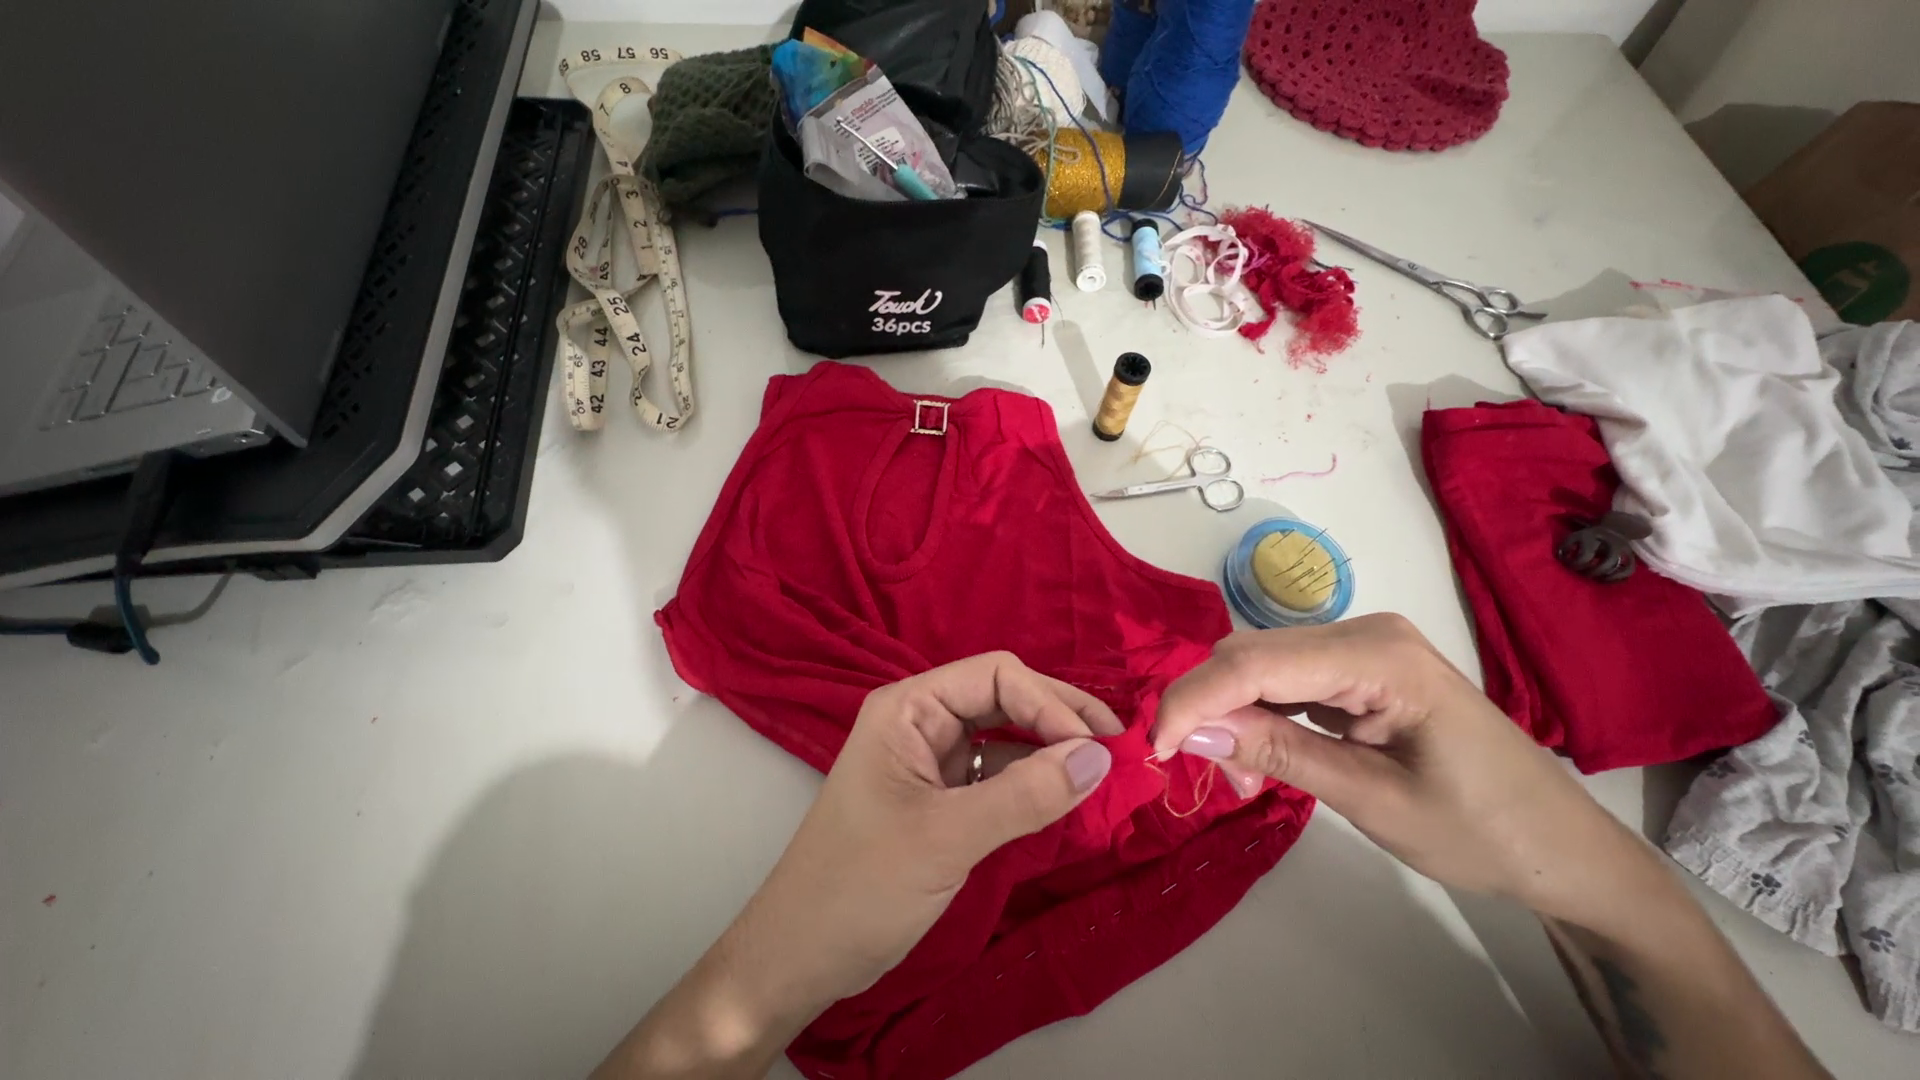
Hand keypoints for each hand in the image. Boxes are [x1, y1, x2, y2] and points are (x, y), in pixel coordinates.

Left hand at [749, 651, 1120, 1004]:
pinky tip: (1063, 797)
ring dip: (1049, 751)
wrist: (800, 957)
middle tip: (1117, 748)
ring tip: (1101, 772)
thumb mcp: (946, 838)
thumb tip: (1099, 758)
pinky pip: (995, 777)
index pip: (995, 675)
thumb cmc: (860, 886)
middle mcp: (919, 723)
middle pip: (1003, 698)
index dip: (1050, 703)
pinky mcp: (938, 801)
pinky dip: (1031, 783)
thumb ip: (1024, 796)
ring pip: (1002, 738)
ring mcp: (928, 763)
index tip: (1096, 749)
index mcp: (908, 709)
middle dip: (1058, 718)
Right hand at [1150, 614, 1654, 920]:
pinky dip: (1260, 714)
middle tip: (1217, 778)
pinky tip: (1262, 754)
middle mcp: (1366, 632)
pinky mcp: (1361, 670)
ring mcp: (1364, 647)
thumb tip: (1194, 729)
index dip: (1194, 701)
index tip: (1157, 750)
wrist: (1562, 849)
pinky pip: (1286, 679)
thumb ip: (1280, 754)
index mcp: (1378, 655)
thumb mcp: (1373, 801)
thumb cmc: (1483, 832)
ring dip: (1233, 713)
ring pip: (1261, 665)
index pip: (1254, 663)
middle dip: (1212, 709)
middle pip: (1250, 655)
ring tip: (1244, 777)